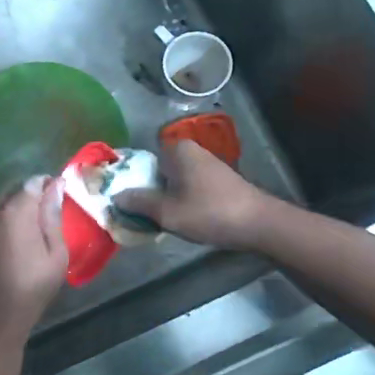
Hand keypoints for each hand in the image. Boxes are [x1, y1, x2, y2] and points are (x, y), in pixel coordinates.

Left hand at [0, 176, 66, 343]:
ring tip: (33, 224)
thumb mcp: (55, 254)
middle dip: (32, 194)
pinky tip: (15, 236)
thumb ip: (53, 217)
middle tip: (49, 210)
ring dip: (16, 206)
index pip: (33, 183)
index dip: (48, 185)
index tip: (60, 195)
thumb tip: (56, 187)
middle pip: (14, 190)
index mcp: (14, 212)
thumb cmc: (31, 288)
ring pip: (0, 202)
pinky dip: (4, 218)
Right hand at [117, 139, 277, 249]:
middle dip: (147, 190)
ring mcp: (206, 165)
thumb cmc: (209, 212)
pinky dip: (180, 200)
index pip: (141, 160)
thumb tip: (116, 195)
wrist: (259, 224)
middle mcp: (192, 151)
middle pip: (157, 171)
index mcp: (177, 150)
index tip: (122, 200)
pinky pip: (188, 187)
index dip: (130, 180)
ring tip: (156, 219)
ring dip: (163, 198)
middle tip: (136, 214)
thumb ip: (139, 202)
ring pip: (173, 181)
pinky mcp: (217, 181)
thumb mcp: (167, 212)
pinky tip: (179, 218)